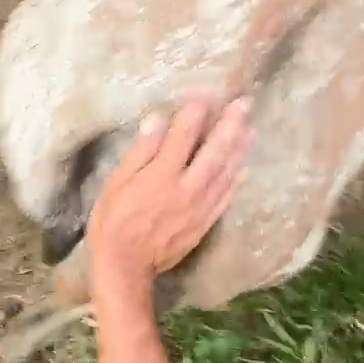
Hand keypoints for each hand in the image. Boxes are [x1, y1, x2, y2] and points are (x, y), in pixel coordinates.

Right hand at [87, 96, 252, 321]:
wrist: (126, 268)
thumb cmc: (113, 224)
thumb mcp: (116, 184)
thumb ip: (141, 152)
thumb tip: (156, 120)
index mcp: (162, 174)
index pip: (184, 135)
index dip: (196, 112)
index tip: (205, 94)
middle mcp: (187, 188)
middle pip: (215, 151)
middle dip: (230, 125)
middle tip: (244, 104)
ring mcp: (199, 208)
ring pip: (225, 173)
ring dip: (239, 150)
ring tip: (250, 130)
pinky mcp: (203, 225)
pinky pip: (225, 199)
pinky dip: (235, 181)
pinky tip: (243, 169)